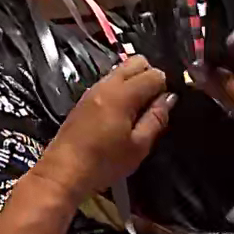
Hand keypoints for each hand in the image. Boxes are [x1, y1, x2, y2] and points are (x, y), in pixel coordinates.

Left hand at [25, 55, 175, 201]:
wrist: (63, 172)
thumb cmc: (104, 163)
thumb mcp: (138, 146)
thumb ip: (156, 118)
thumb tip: (169, 98)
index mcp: (123, 95)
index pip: (154, 74)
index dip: (165, 87)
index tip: (165, 105)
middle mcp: (107, 85)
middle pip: (136, 61)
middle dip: (150, 76)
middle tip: (153, 103)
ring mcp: (93, 89)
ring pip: (121, 69)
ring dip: (135, 81)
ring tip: (138, 110)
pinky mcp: (84, 98)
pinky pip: (109, 81)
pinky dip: (121, 88)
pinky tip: (122, 113)